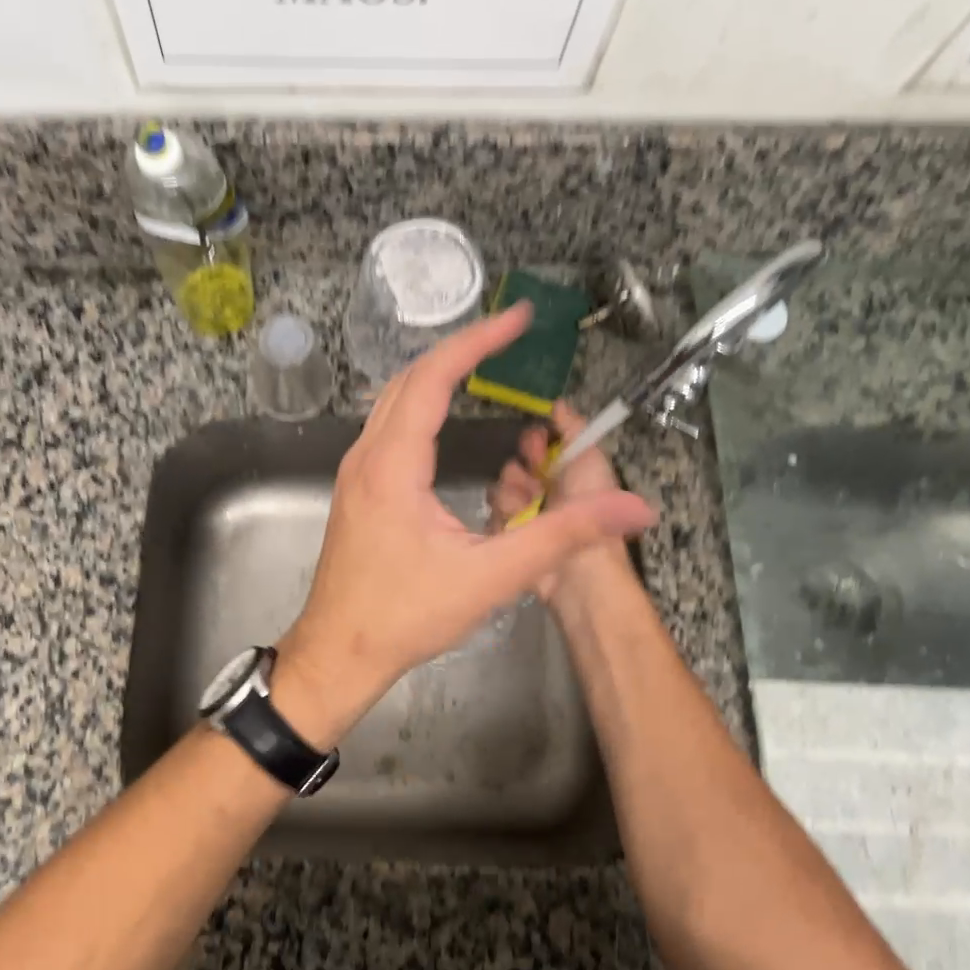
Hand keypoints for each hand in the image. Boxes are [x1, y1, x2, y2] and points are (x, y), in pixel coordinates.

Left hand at [281, 304, 656, 707]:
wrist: (339, 651)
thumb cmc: (405, 617)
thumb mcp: (491, 577)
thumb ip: (563, 536)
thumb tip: (631, 507)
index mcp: (392, 466)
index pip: (432, 379)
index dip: (476, 343)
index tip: (517, 319)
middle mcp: (366, 457)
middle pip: (408, 379)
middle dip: (459, 349)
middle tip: (508, 335)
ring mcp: (356, 472)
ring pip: (392, 401)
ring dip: (436, 374)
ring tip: (483, 361)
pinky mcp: (357, 489)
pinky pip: (387, 425)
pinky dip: (420, 402)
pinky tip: (444, 413)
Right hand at [487, 403, 650, 602]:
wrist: (582, 569)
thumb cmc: (590, 510)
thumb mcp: (590, 459)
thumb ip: (574, 428)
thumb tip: (559, 403)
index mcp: (567, 476)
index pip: (539, 449)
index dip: (534, 443)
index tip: (536, 442)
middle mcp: (545, 495)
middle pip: (514, 469)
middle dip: (520, 471)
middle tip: (533, 479)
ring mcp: (526, 519)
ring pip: (500, 492)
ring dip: (512, 495)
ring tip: (527, 505)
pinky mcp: (510, 541)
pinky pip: (492, 518)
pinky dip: (504, 520)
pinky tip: (516, 524)